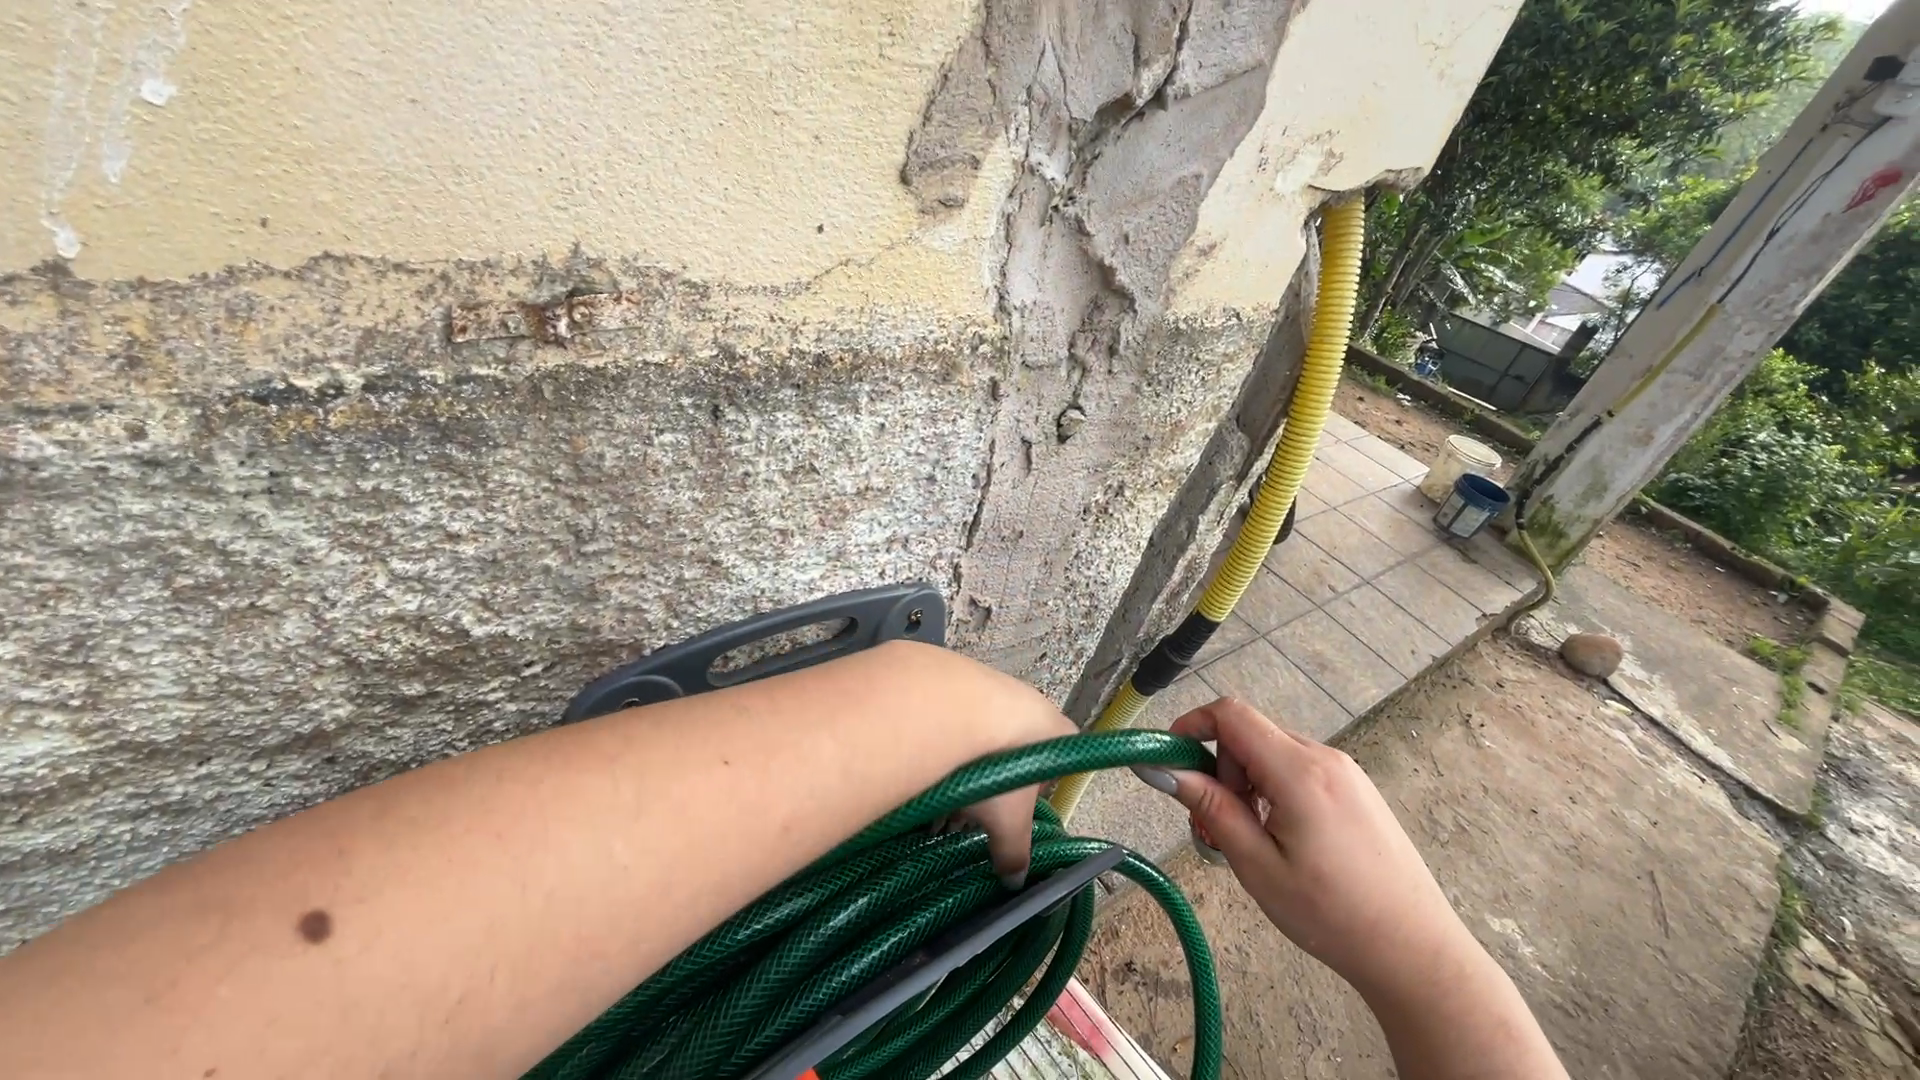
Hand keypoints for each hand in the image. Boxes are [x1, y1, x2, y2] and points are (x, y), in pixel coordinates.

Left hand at [873, 642, 1074, 888]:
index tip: (1009, 815)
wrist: (954, 705)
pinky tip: (928, 767)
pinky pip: (959, 720)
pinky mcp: (964, 680)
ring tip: (941, 796)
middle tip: (968, 812)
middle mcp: (1035, 705)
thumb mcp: (1008, 821)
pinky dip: (947, 744)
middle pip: (1018, 757)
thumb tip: (1016, 883)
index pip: (1056, 772)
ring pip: (986, 740)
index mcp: (1060, 735)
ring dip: (966, 768)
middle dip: (992, 787)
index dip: (1032, 798)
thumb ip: (1014, 852)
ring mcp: (999, 688)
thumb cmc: (997, 765)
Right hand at [1163, 698, 1479, 1001]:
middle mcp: (1324, 758)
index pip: (1231, 714)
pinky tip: (1282, 837)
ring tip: (1251, 840)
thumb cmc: (1331, 914)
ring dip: (1245, 782)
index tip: (1169, 760)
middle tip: (1216, 825)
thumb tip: (1162, 767)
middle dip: (1219, 769)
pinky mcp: (1355, 788)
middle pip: (1249, 734)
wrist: (1415, 950)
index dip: (1192, 724)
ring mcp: (1345, 771)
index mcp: (1299, 771)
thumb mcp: (1256, 865)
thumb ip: (1210, 807)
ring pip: (1272, 752)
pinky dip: (1272, 789)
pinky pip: (1297, 769)